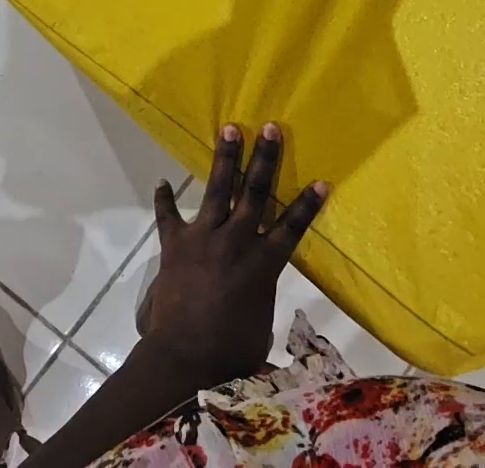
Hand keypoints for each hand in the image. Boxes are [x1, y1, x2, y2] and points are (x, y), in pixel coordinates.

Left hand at [137, 123, 328, 386]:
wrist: (184, 357)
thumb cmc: (231, 352)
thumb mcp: (260, 324)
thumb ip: (260, 296)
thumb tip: (255, 290)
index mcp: (263, 264)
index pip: (292, 227)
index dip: (307, 204)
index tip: (322, 180)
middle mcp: (236, 241)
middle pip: (255, 193)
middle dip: (265, 158)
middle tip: (270, 127)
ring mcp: (203, 238)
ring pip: (217, 190)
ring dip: (225, 159)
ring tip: (229, 129)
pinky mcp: (175, 244)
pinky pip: (168, 215)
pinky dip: (164, 199)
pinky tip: (162, 182)